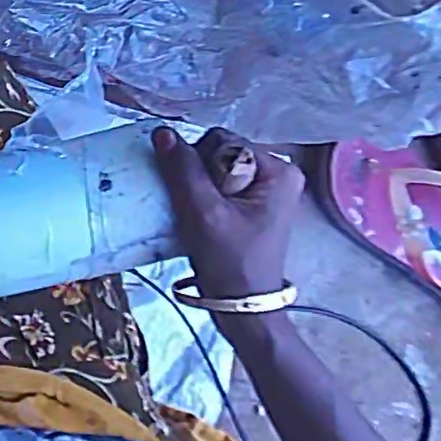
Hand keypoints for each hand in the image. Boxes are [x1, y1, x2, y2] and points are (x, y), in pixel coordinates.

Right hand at [152, 126, 303, 298]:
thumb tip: (162, 132)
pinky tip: (198, 218)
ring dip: (196, 189)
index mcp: (278, 170)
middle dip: (198, 177)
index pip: (222, 141)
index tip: (199, 199)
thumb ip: (183, 170)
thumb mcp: (203, 213)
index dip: (198, 164)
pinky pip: (216, 186)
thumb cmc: (228, 262)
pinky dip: (201, 198)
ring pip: (212, 170)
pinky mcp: (250, 206)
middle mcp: (277, 174)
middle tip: (199, 211)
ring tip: (198, 217)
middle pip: (217, 153)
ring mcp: (264, 191)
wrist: (240, 308)